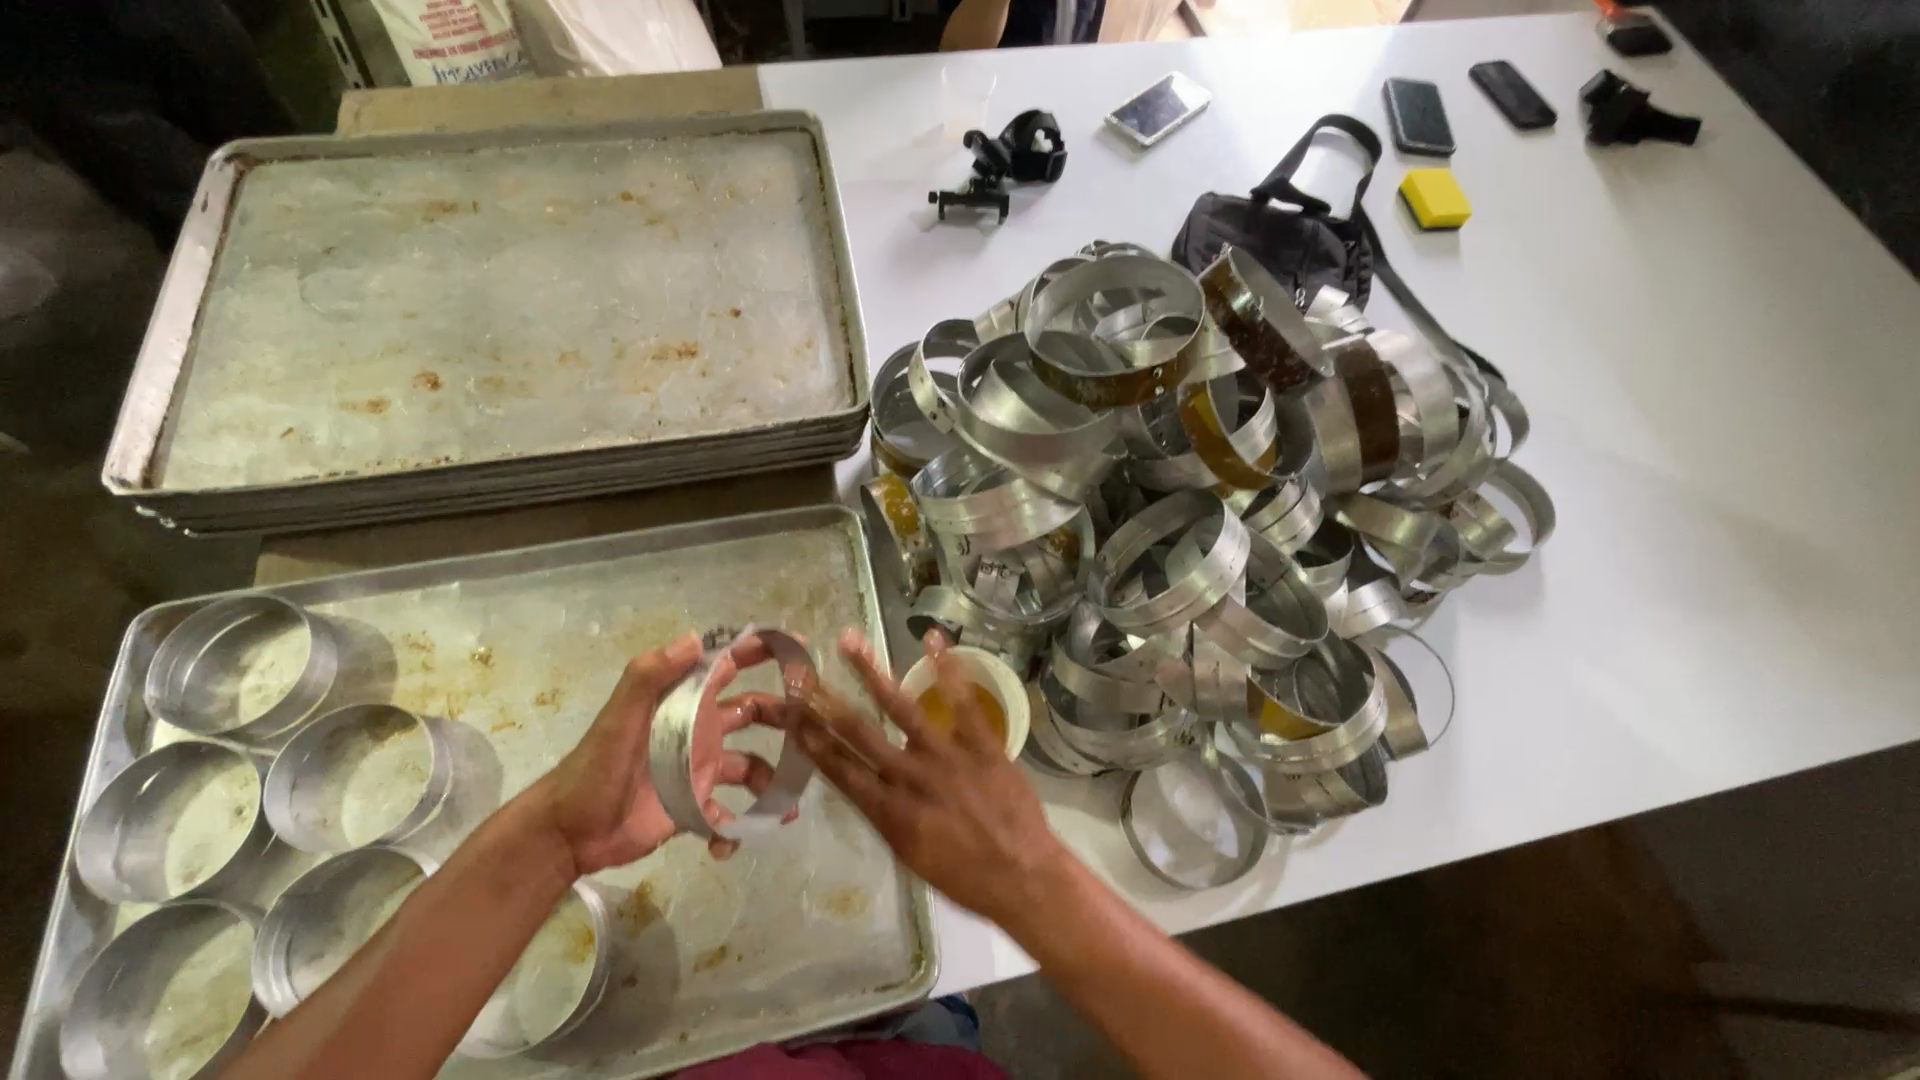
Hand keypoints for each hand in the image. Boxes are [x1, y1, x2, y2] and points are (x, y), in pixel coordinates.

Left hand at [530, 632, 791, 875]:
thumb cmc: (596, 766)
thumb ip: (651, 675)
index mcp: (686, 703)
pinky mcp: (694, 809)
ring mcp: (699, 771)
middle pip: (755, 713)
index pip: (729, 666)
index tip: (802, 650)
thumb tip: (696, 638)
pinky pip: (727, 817)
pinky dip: (734, 831)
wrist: (569, 831)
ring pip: (752, 767)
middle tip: (812, 728)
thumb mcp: (619, 716)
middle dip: (785, 716)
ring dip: (771, 782)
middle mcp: (700, 731)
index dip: (762, 651)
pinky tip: (724, 846)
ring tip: (786, 805)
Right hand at [795, 628, 1074, 930]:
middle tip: (800, 670)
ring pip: (900, 707)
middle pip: (857, 731)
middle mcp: (908, 777)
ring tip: (849, 640)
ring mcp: (945, 756)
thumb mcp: (910, 854)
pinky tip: (933, 638)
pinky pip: (962, 700)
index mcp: (887, 811)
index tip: (788, 711)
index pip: (838, 767)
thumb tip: (865, 784)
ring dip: (871, 671)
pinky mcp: (981, 744)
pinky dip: (947, 667)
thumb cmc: (964, 876)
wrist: (1022, 876)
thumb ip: (886, 814)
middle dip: (824, 699)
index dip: (809, 737)